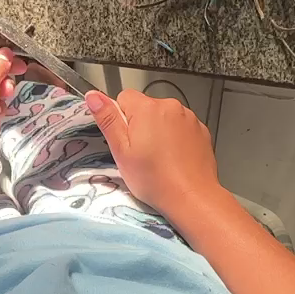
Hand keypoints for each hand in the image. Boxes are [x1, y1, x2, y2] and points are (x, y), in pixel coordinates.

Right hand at [85, 89, 221, 213]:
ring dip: (159, 131)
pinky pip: (181, 127)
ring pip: (164, 117)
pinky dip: (176, 138)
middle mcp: (171, 106)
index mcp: (147, 109)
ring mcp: (189, 118)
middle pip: (145, 107)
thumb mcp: (121, 151)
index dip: (121, 119)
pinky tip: (174, 159)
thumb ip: (108, 119)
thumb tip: (93, 96)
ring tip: (159, 158)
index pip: (124, 97)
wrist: (192, 197)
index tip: (126, 140)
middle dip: (140, 125)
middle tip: (141, 153)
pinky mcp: (201, 130)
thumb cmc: (154, 178)